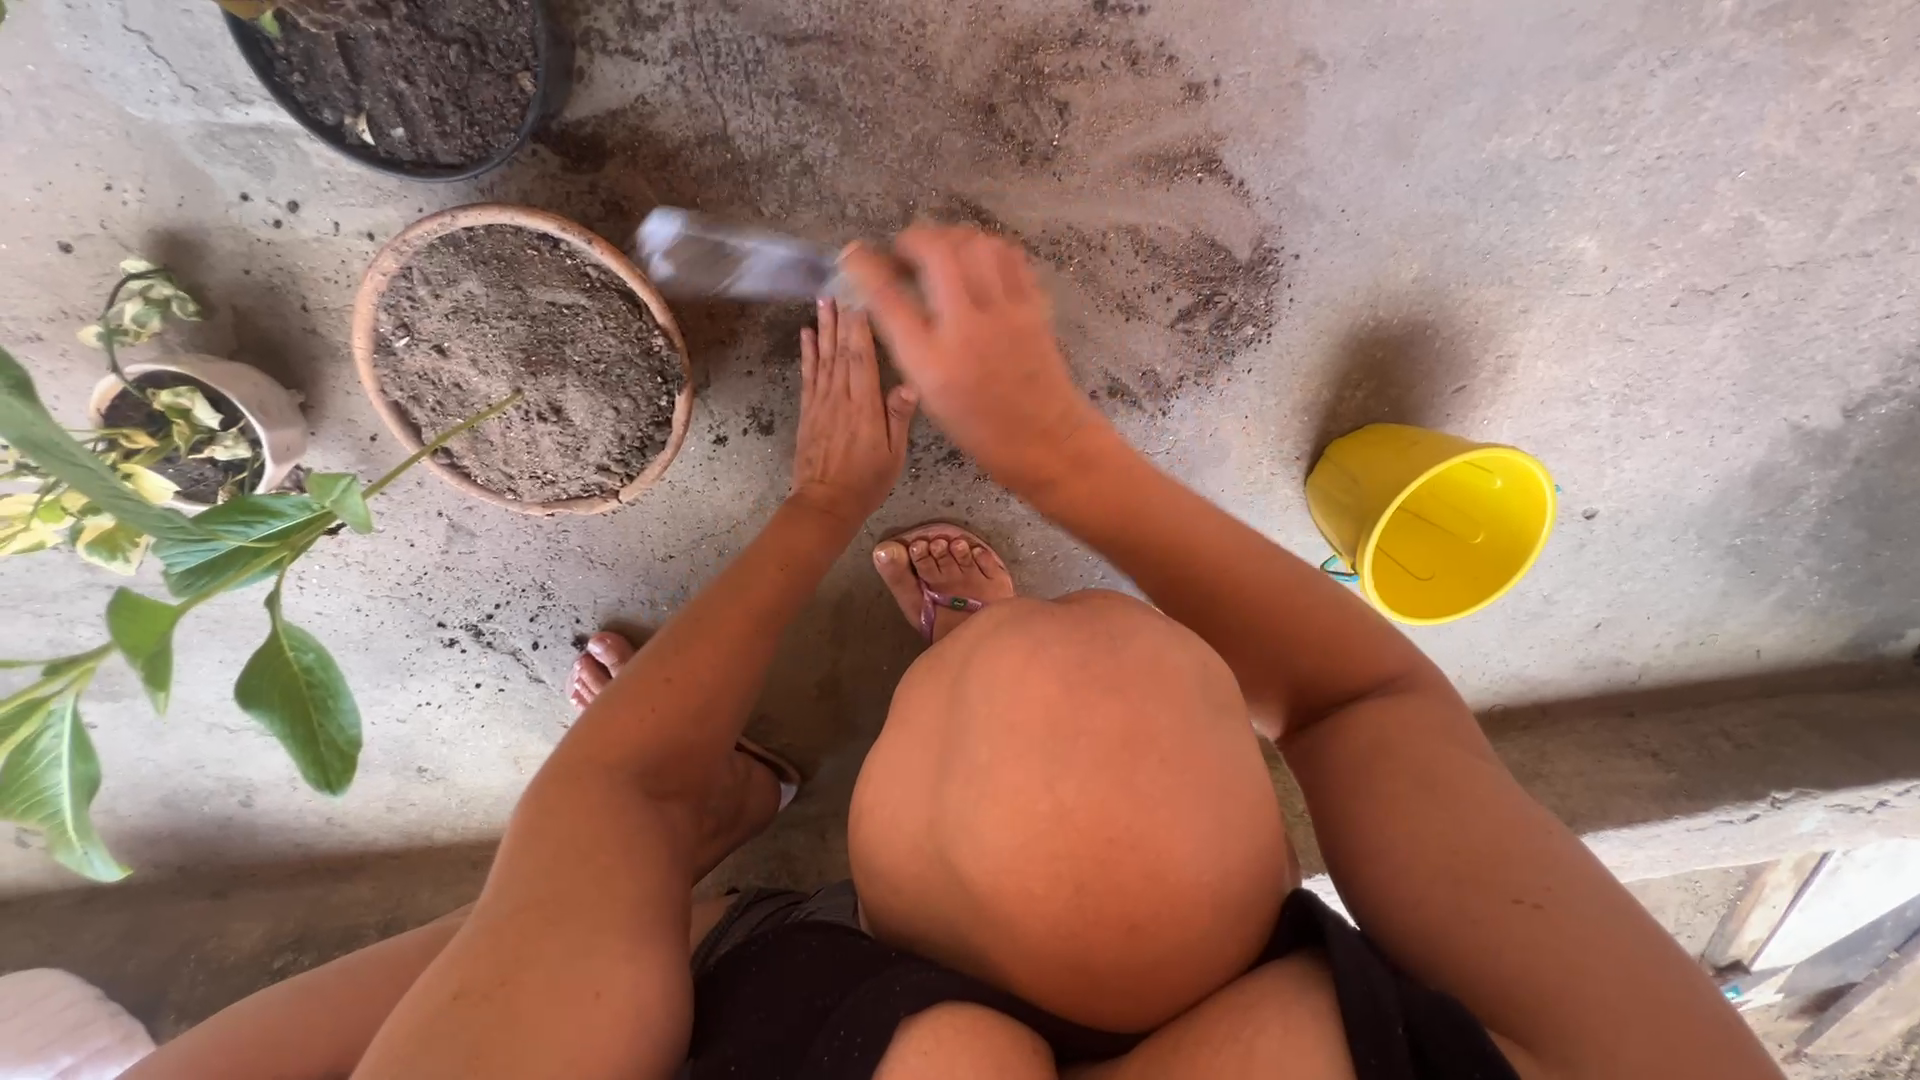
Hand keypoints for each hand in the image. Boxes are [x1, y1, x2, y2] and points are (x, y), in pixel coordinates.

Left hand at [788, 298, 917, 525]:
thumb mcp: (894, 455)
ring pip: (822, 358)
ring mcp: (821, 403)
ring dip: (823, 327)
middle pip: (840, 351)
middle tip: (839, 288)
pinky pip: (808, 375)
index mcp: (865, 406)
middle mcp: (841, 398)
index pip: (862, 358)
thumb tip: (909, 384)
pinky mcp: (808, 412)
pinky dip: (807, 353)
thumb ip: (898, 417)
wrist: (826, 503)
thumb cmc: (866, 482)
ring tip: (822, 301)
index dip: (860, 327)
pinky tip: (806, 335)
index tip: (862, 300)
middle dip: (841, 319)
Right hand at [840, 225, 1110, 493]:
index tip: (853, 253)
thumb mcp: (930, 394)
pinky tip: (979, 260)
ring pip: (976, 245)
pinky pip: (1010, 258)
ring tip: (942, 251)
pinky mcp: (1034, 308)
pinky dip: (989, 247)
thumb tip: (894, 302)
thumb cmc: (982, 429)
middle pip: (936, 253)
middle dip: (913, 239)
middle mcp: (965, 329)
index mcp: (931, 361)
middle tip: (906, 250)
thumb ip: (911, 346)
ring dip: (952, 237)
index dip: (864, 266)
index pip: (888, 297)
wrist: (1046, 440)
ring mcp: (1005, 314)